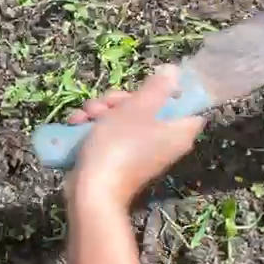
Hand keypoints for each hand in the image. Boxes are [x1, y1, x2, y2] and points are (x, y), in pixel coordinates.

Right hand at [64, 65, 206, 208]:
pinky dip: (95, 127)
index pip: (186, 103)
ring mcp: (141, 151)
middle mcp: (165, 141)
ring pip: (125, 118)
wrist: (93, 190)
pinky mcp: (120, 158)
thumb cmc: (119, 146)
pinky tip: (77, 124)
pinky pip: (113, 134)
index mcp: (179, 130)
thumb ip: (157, 88)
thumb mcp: (137, 108)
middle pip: (149, 107)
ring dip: (101, 112)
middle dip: (119, 100)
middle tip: (105, 105)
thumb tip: (174, 72)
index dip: (167, 91)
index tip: (145, 86)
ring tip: (84, 117)